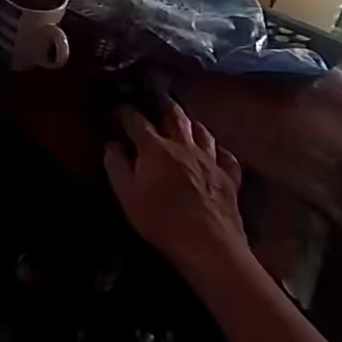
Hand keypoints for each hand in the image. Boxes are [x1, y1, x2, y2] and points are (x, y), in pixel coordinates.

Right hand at [103, 100, 248, 279]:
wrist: (208, 246)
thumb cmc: (160, 219)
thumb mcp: (126, 193)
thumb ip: (116, 165)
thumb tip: (112, 145)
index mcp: (155, 148)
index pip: (136, 120)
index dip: (123, 112)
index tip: (115, 110)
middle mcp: (184, 147)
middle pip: (175, 116)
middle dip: (163, 104)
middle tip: (157, 96)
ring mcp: (211, 161)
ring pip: (202, 131)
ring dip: (191, 122)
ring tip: (184, 119)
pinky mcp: (229, 178)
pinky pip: (226, 156)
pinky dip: (218, 149)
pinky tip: (214, 151)